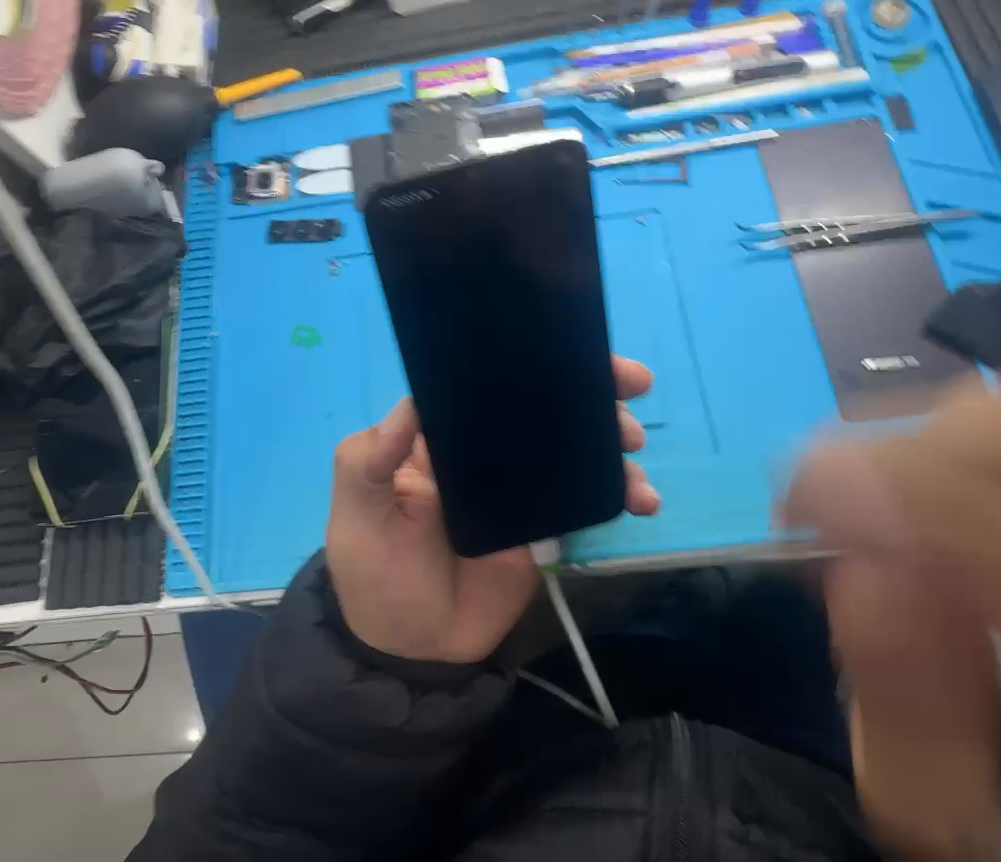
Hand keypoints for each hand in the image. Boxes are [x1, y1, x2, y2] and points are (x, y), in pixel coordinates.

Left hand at [327, 356, 659, 664]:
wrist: (412, 649)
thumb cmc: (375, 570)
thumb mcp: (357, 512)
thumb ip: (370, 460)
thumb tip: (410, 405)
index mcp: (441, 436)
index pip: (489, 386)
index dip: (530, 363)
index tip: (577, 351)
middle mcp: (484, 452)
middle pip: (543, 409)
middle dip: (591, 395)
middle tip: (628, 391)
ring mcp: (520, 489)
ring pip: (574, 450)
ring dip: (611, 444)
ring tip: (633, 454)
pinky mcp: (546, 526)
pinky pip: (587, 501)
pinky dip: (620, 496)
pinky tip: (643, 502)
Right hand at [785, 386, 1000, 860]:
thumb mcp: (946, 811)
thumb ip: (907, 707)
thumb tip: (863, 570)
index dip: (935, 516)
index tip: (808, 492)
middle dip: (919, 453)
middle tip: (818, 486)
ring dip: (949, 442)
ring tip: (872, 492)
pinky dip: (999, 437)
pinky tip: (948, 485)